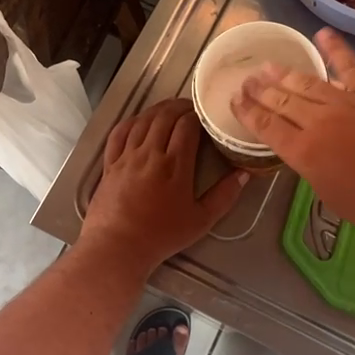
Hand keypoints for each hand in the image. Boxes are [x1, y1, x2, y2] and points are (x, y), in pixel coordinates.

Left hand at [81, 98, 247, 271]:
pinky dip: (132, 120)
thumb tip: (244, 174)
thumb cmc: (162, 236)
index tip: (205, 115)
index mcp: (175, 164)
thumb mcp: (201, 220)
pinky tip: (140, 120)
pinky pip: (119, 132)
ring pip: (143, 120)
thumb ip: (224, 196)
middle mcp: (150, 153)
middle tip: (190, 107)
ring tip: (169, 108)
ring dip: (158, 110)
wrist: (117, 247)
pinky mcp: (110, 163)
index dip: (197, 115)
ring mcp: (127, 156)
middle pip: (165, 117)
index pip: (187, 125)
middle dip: (179, 107)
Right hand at [229, 28, 354, 240]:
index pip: (265, 126)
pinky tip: (321, 33)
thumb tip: (307, 149)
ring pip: (306, 83)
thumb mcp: (329, 194)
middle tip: (246, 80)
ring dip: (284, 74)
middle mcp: (317, 122)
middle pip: (281, 101)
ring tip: (267, 65)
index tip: (234, 100)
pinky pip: (349, 65)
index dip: (247, 112)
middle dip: (260, 90)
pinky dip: (334, 48)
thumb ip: (312, 167)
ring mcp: (345, 102)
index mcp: (303, 153)